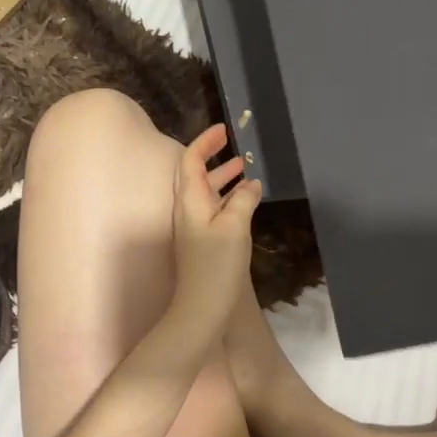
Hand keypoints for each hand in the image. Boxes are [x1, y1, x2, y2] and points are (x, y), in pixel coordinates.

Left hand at [163, 124, 262, 350]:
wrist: (201, 307)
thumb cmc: (216, 264)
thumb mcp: (235, 227)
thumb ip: (243, 200)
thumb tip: (250, 184)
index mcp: (189, 199)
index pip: (191, 159)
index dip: (206, 142)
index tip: (224, 130)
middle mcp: (186, 208)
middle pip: (194, 172)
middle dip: (212, 155)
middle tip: (232, 143)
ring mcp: (192, 225)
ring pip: (205, 191)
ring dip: (222, 176)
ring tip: (244, 167)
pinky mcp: (200, 240)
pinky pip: (211, 207)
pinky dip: (226, 196)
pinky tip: (244, 199)